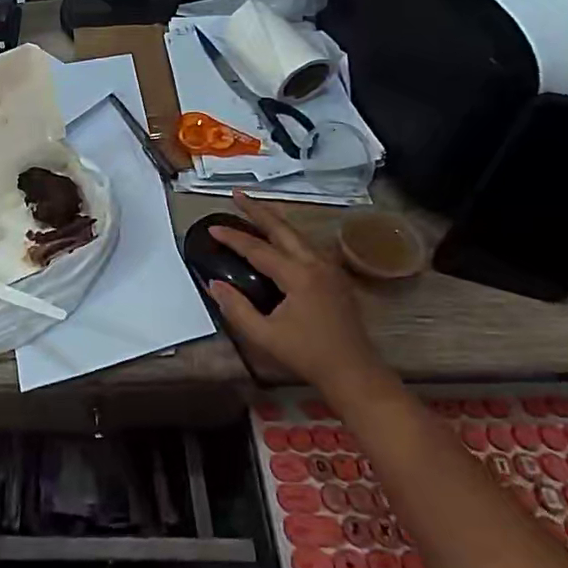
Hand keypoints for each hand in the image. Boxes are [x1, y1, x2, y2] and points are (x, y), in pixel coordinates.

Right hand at [205, 192, 386, 391]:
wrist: (354, 373)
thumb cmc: (308, 355)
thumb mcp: (265, 336)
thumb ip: (237, 308)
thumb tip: (214, 284)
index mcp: (298, 276)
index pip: (258, 249)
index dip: (233, 238)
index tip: (212, 228)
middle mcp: (316, 264)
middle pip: (283, 229)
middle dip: (258, 210)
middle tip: (238, 195)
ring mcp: (330, 269)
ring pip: (298, 235)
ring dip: (276, 220)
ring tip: (257, 210)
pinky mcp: (336, 278)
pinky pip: (309, 246)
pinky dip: (290, 235)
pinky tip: (283, 238)